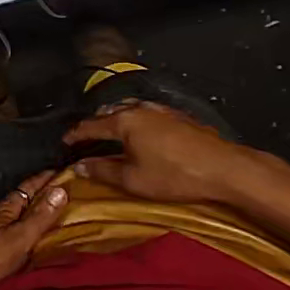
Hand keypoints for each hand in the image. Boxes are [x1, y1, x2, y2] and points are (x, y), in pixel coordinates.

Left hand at [0, 172, 70, 289]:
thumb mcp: (19, 239)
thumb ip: (39, 217)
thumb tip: (59, 189)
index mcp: (4, 209)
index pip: (28, 187)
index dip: (45, 179)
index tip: (63, 171)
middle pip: (21, 199)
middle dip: (40, 194)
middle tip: (63, 192)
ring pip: (14, 215)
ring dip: (31, 212)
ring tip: (51, 214)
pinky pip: (8, 229)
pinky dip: (22, 227)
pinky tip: (27, 236)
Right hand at [63, 99, 267, 203]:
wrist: (226, 169)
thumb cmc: (175, 176)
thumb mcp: (134, 180)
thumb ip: (103, 171)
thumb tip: (79, 166)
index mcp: (123, 121)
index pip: (90, 125)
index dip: (74, 135)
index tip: (63, 142)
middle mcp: (139, 109)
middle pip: (108, 112)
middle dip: (95, 124)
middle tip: (86, 139)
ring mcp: (160, 110)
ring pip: (129, 109)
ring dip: (116, 119)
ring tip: (112, 133)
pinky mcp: (178, 116)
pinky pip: (147, 113)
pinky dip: (136, 120)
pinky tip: (143, 133)